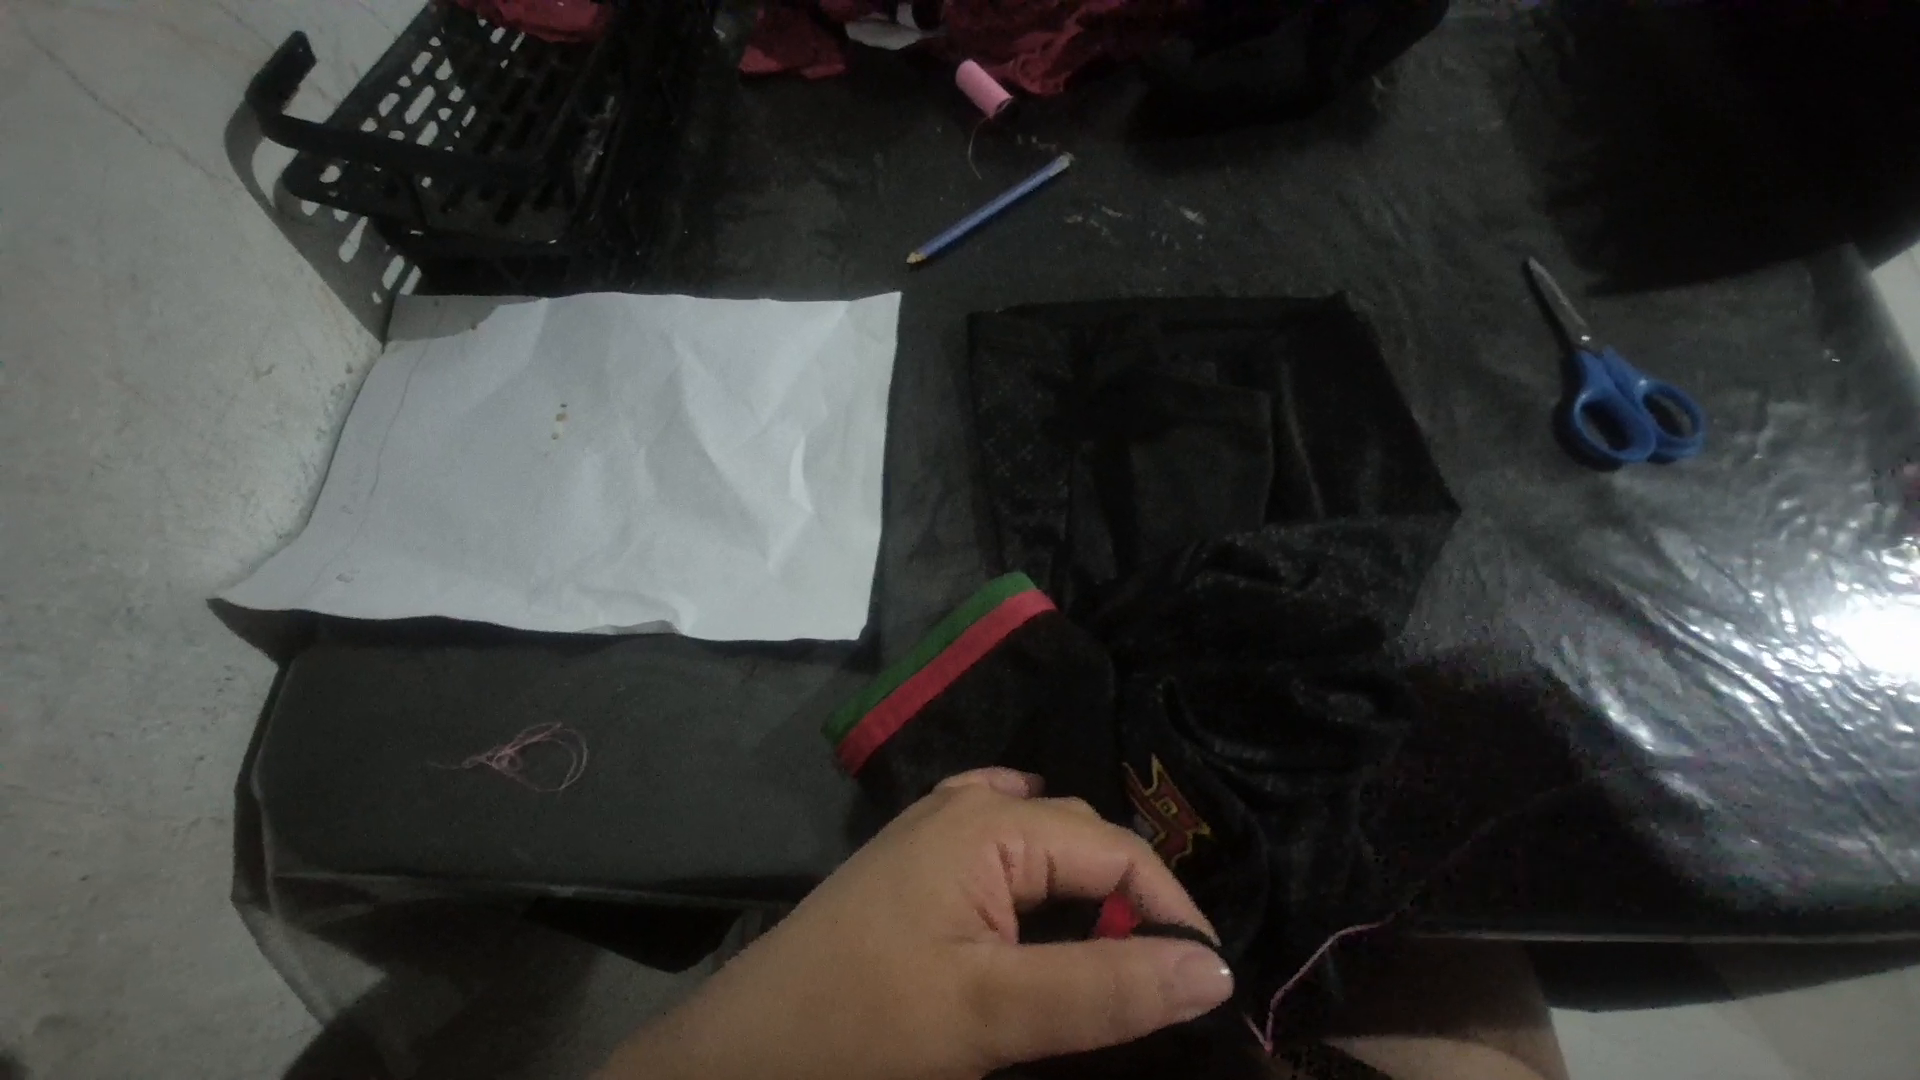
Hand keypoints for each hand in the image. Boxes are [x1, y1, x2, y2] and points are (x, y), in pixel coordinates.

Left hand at [598, 768, 1233, 1079]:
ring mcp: (937, 823)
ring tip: (1109, 952)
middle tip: (1154, 980)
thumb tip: (1212, 969)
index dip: (1171, 909)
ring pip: (1043, 840)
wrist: (747, 1046)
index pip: (1117, 848)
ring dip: (1085, 889)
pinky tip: (1042, 899)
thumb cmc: (867, 1023)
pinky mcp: (918, 855)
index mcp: (992, 823)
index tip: (1205, 982)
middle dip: (1129, 900)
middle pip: (1081, 839)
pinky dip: (1038, 869)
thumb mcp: (992, 1012)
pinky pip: (999, 838)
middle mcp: (968, 804)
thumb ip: (1105, 987)